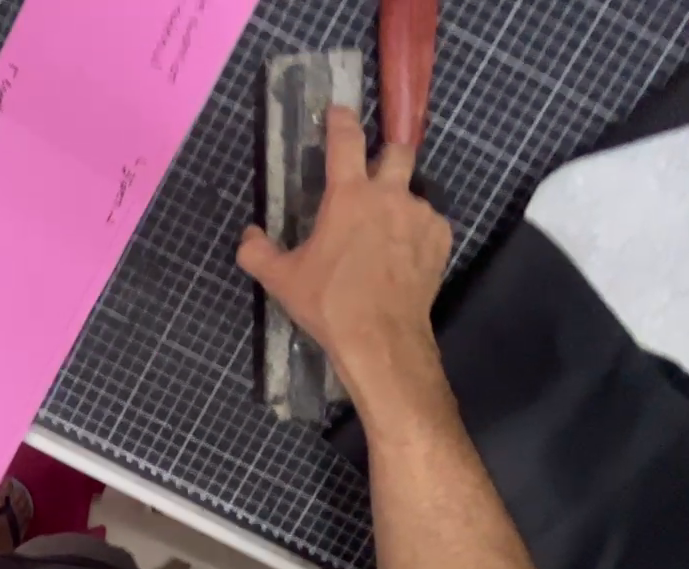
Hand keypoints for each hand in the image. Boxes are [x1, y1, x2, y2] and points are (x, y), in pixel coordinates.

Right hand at [236, 106, 452, 414]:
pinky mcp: (440, 238)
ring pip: (410, 194)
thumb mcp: (280, 280)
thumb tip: (249, 235)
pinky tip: (395, 258)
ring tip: (377, 237)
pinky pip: (425, 224)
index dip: (339, 122)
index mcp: (349, 197)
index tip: (336, 111)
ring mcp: (421, 215)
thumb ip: (257, 253)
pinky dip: (409, 232)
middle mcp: (391, 195)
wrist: (380, 337)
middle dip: (384, 155)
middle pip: (397, 152)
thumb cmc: (327, 303)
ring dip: (394, 204)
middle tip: (368, 174)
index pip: (345, 142)